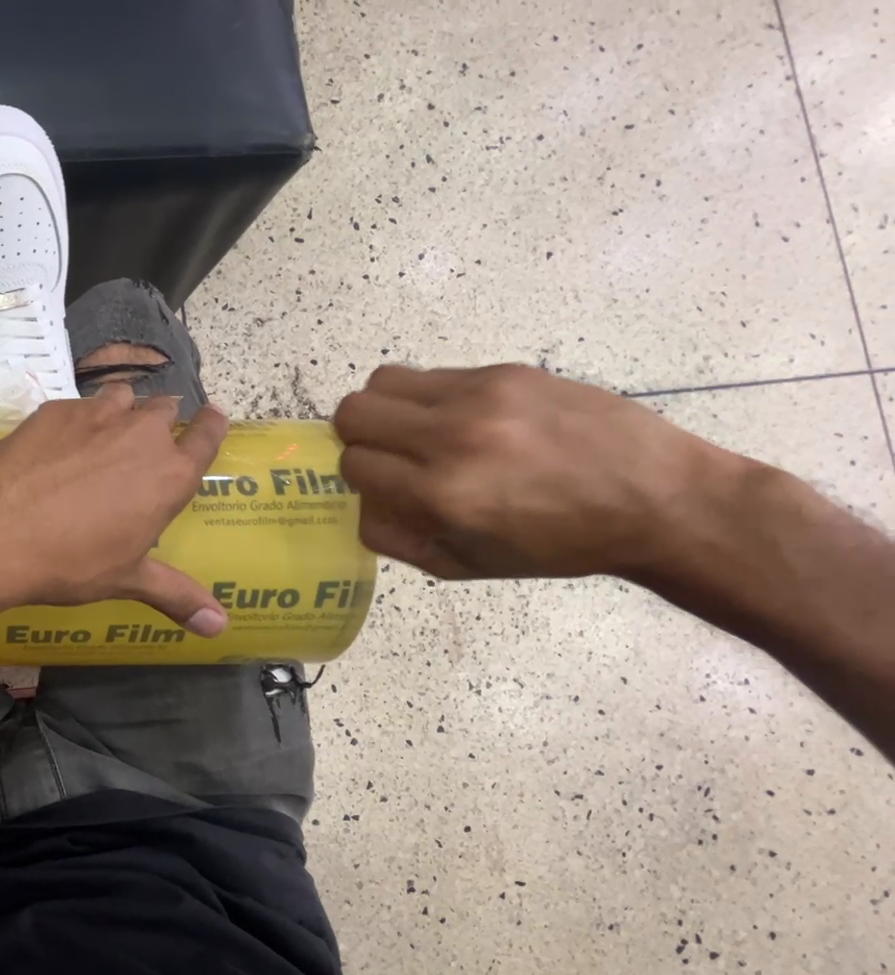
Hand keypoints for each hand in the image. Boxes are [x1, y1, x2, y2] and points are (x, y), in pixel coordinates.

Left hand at [0, 382, 231, 633]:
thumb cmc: (70, 562)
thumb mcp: (125, 579)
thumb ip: (176, 595)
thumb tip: (220, 626)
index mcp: (169, 475)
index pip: (208, 435)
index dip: (210, 426)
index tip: (211, 418)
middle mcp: (141, 434)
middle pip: (165, 411)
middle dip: (161, 423)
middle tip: (145, 445)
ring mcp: (96, 416)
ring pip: (123, 398)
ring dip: (122, 412)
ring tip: (104, 437)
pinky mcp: (54, 411)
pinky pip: (78, 406)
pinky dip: (77, 420)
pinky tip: (57, 446)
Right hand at [332, 364, 736, 579]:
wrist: (659, 498)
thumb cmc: (558, 545)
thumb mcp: (463, 565)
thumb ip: (394, 538)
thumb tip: (360, 502)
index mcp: (441, 495)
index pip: (352, 466)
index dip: (358, 479)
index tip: (382, 485)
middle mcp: (451, 439)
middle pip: (352, 413)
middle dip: (357, 436)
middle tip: (386, 451)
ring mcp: (480, 398)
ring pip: (382, 381)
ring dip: (386, 407)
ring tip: (416, 427)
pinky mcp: (506, 372)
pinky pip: (433, 374)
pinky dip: (431, 396)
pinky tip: (466, 418)